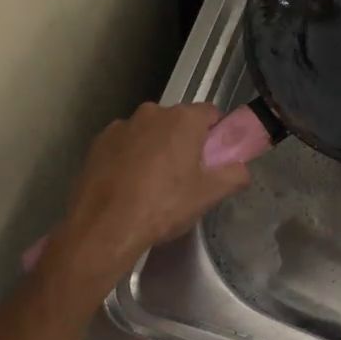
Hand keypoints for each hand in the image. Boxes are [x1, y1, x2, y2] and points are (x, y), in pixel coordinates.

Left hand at [44, 102, 249, 299]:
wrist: (105, 227)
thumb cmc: (163, 206)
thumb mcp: (208, 195)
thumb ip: (234, 176)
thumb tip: (241, 170)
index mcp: (183, 119)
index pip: (210, 112)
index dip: (215, 133)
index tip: (213, 157)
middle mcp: (151, 113)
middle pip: (177, 121)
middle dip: (183, 141)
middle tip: (185, 175)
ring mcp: (122, 126)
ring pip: (149, 132)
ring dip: (155, 148)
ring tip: (152, 184)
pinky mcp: (98, 142)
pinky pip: (124, 144)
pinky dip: (130, 157)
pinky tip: (128, 185)